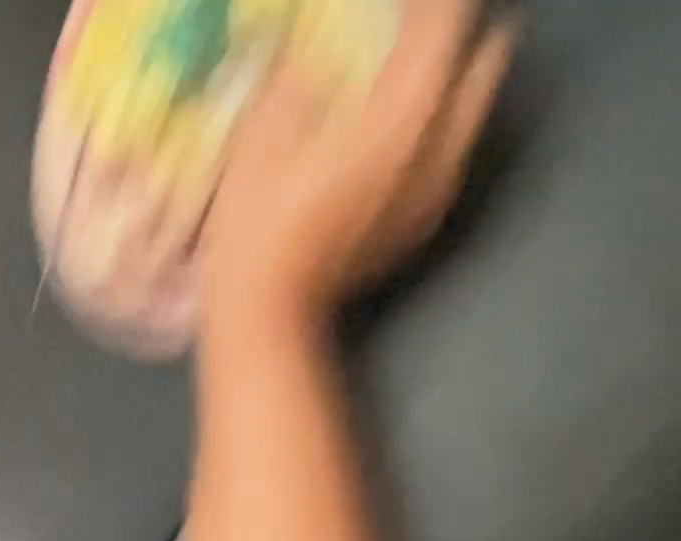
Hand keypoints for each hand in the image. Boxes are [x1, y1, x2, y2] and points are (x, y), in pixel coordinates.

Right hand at [204, 0, 516, 327]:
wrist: (265, 312)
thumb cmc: (253, 232)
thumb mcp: (254, 151)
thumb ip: (289, 90)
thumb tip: (301, 59)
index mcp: (401, 119)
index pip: (440, 28)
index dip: (419, 5)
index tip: (391, 4)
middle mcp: (440, 146)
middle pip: (483, 61)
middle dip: (448, 43)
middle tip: (402, 43)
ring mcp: (437, 187)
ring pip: (469, 111)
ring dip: (440, 91)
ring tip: (388, 97)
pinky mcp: (423, 220)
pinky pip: (446, 157)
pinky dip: (424, 140)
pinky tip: (378, 156)